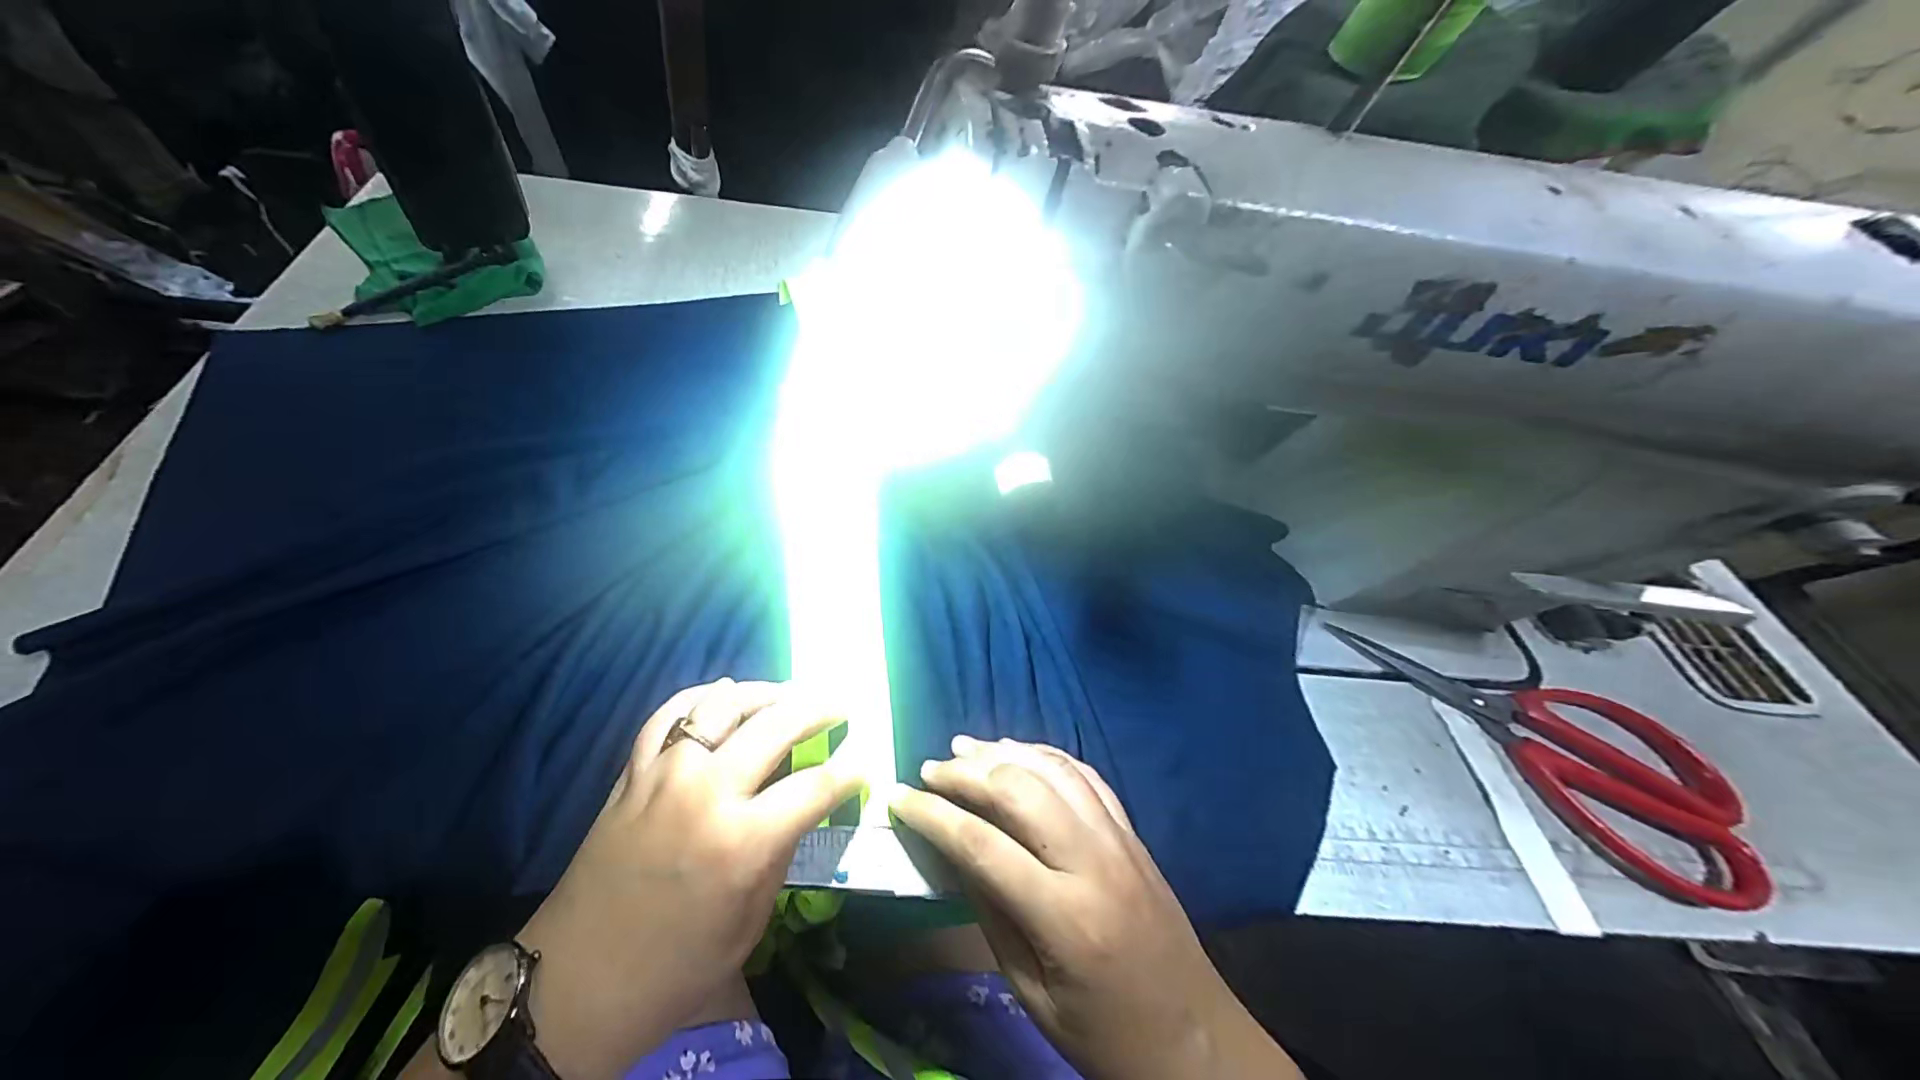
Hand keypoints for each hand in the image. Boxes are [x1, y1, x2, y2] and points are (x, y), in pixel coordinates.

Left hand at [514, 679, 861, 1079]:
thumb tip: (806, 806)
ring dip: (763, 692)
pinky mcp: (631, 775)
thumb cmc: (675, 968)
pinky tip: (721, 693)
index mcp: (742, 841)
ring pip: (721, 706)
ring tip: (788, 693)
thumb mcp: (749, 923)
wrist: (576, 984)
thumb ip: (781, 853)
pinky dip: (698, 697)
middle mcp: (705, 793)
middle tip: (839, 706)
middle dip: (817, 709)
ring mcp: (663, 776)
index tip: (864, 765)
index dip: (849, 772)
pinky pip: (666, 717)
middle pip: (775, 726)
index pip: (815, 786)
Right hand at [889, 737, 1300, 1079]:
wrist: (1195, 1038)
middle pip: (1019, 792)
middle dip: (967, 773)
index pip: (982, 844)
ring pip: (1054, 771)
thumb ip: (991, 914)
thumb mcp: (1032, 992)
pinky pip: (1087, 777)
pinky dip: (1049, 756)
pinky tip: (1022, 752)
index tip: (899, 797)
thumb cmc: (1103, 1031)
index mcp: (1064, 915)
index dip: (934, 816)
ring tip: (966, 747)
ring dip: (1005, 752)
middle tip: (929, 769)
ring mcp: (1119, 839)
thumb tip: (951, 852)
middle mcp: (1094, 861)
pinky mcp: (1133, 833)